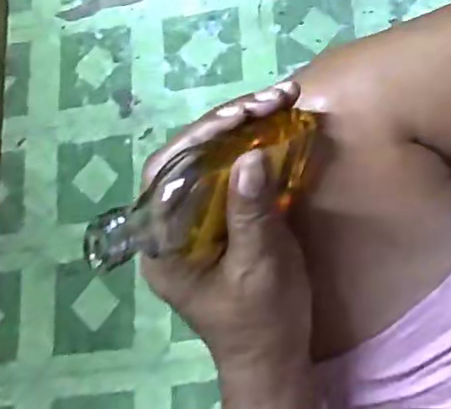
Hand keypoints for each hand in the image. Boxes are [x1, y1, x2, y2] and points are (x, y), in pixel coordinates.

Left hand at [140, 81, 311, 375]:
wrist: (278, 355)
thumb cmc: (261, 321)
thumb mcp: (258, 269)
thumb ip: (250, 214)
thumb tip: (250, 156)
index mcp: (165, 241)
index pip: (167, 173)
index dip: (198, 138)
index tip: (239, 118)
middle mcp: (177, 218)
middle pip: (193, 151)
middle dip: (231, 119)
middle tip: (272, 99)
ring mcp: (204, 209)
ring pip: (217, 149)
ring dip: (250, 119)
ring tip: (285, 96)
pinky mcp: (230, 204)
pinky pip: (239, 159)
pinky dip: (262, 135)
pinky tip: (284, 115)